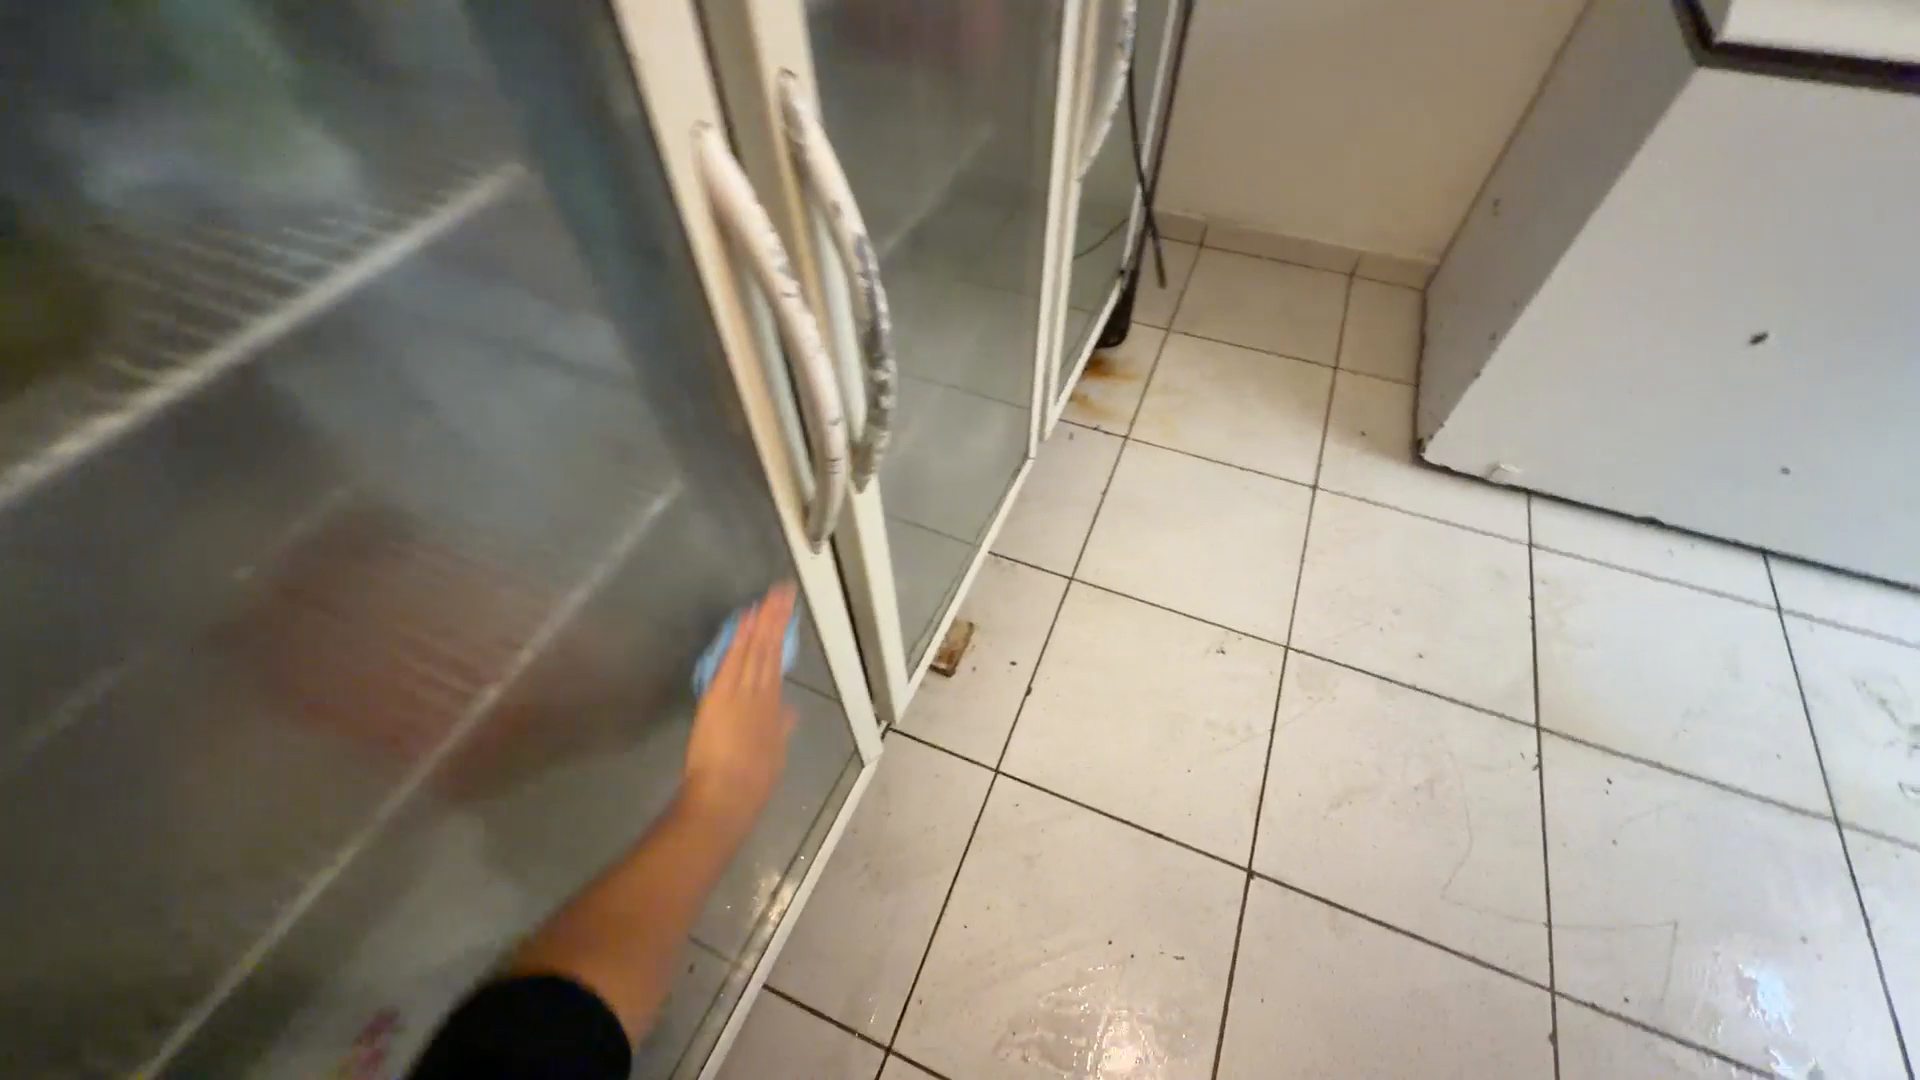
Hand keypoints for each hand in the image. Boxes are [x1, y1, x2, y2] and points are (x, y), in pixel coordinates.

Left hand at [681, 584, 798, 836]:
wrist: (728, 794)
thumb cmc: (753, 780)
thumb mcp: (774, 751)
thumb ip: (781, 728)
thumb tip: (789, 712)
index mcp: (773, 705)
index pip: (777, 660)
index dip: (781, 633)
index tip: (784, 610)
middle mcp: (760, 692)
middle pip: (768, 648)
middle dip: (775, 618)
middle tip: (782, 592)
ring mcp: (740, 691)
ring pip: (753, 649)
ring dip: (760, 622)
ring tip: (766, 598)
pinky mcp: (720, 695)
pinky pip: (733, 660)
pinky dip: (741, 638)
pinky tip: (745, 620)